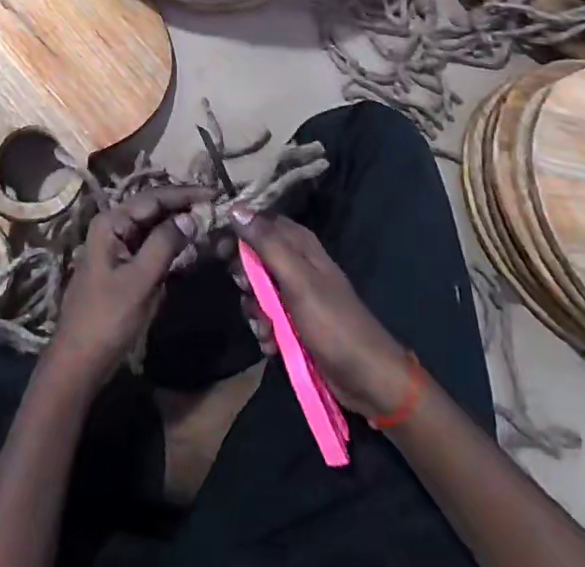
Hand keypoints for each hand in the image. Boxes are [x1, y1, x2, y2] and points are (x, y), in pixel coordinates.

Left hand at [49, 186, 207, 384]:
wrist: (80, 361)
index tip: (216, 193)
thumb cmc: (108, 318)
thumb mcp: (140, 279)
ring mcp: (118, 247)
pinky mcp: (124, 265)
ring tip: (210, 222)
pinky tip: (192, 245)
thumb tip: (191, 216)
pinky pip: (151, 245)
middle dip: (184, 207)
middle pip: (154, 208)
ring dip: (180, 224)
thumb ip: (165, 243)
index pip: (154, 197)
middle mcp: (113, 227)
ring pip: (154, 226)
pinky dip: (172, 243)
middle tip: (217, 208)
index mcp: (112, 223)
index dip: (185, 194)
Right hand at [229, 212, 413, 418]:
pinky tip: (274, 345)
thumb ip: (267, 245)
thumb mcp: (298, 280)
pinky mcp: (294, 321)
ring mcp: (296, 295)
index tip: (220, 252)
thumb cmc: (332, 323)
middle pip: (255, 260)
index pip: (261, 223)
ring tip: (269, 329)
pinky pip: (267, 319)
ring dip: (256, 313)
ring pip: (257, 293)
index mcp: (301, 245)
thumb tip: (236, 209)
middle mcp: (298, 264)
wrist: (364, 376)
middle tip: (252, 294)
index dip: (239, 234)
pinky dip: (266, 331)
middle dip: (247, 281)